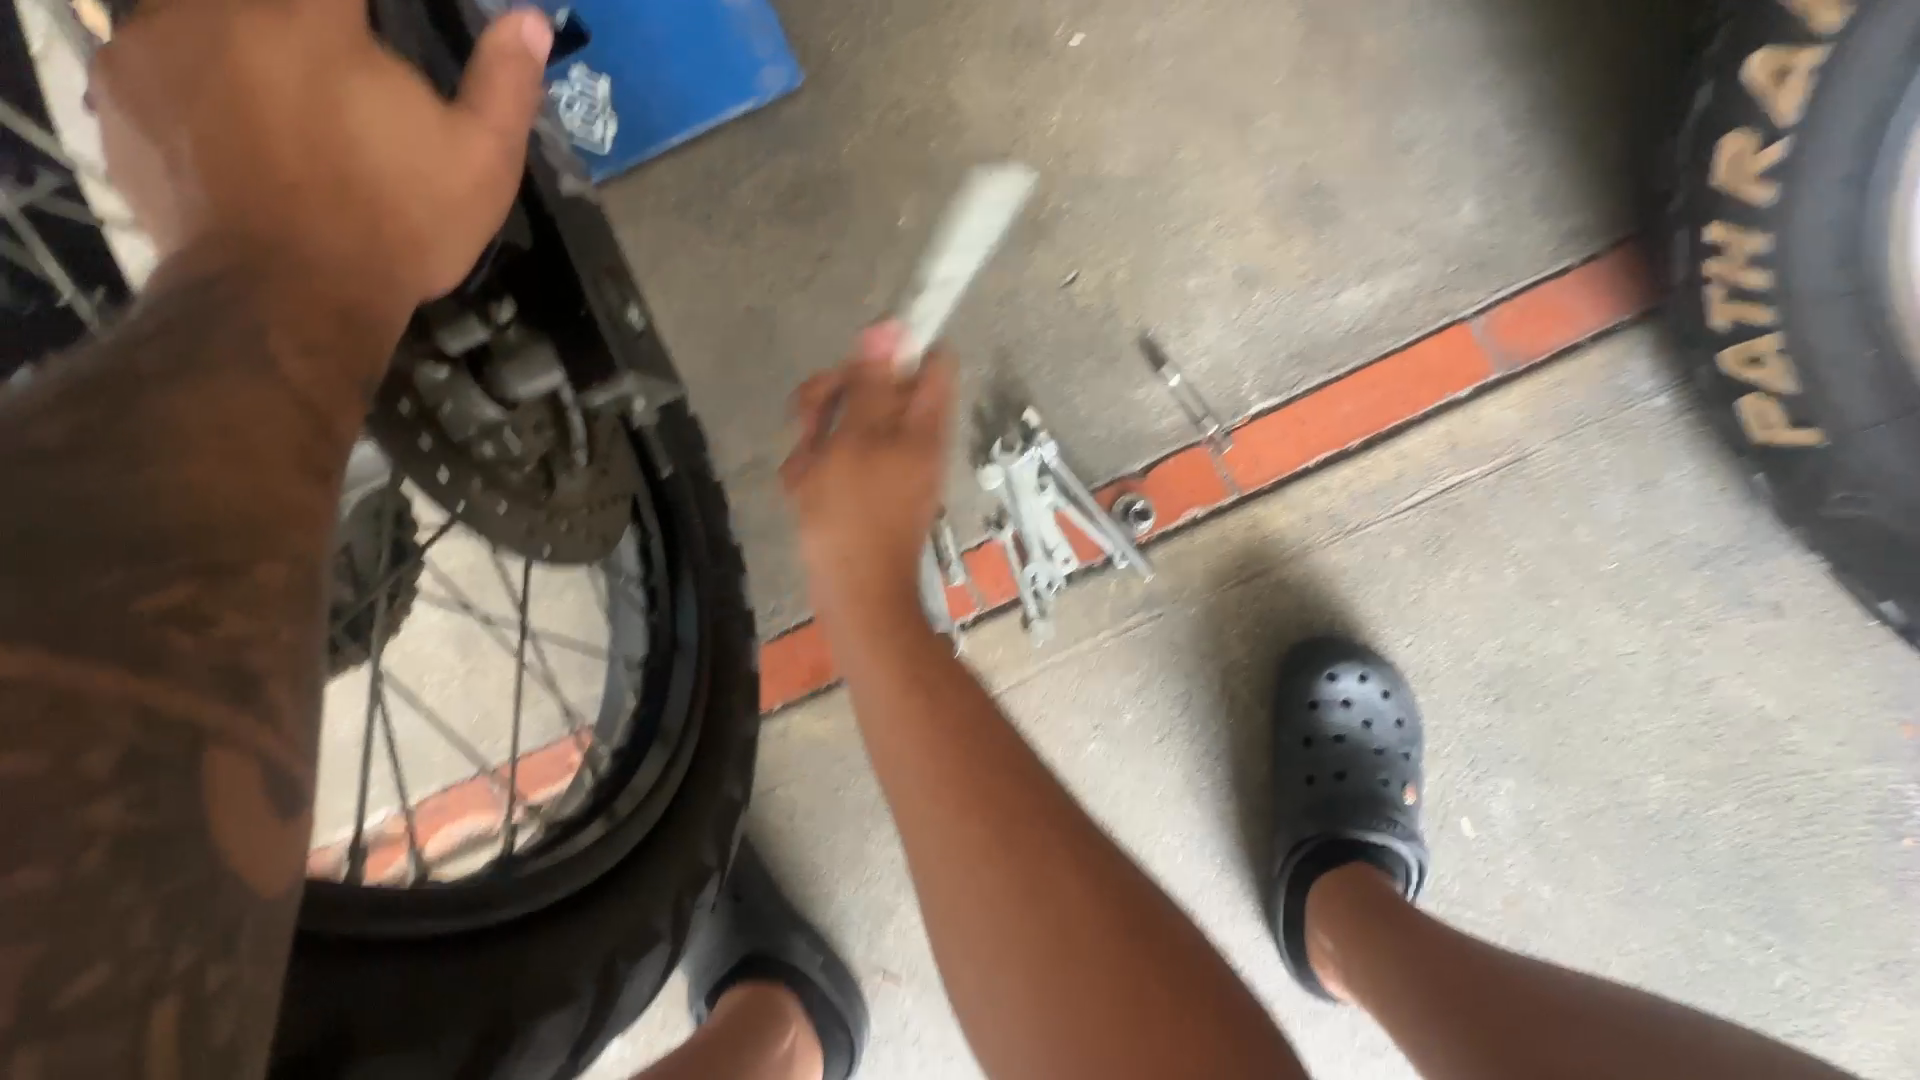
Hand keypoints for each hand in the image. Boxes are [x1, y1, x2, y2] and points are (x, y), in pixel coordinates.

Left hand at [88, 0, 552, 318]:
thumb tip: (530, 20)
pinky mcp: (119, 87)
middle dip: (306, 32)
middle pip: (270, 1)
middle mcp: (222, 7)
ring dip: (242, 43)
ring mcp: (157, 42)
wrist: (292, 296)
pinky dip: (191, 77)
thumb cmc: (400, 226)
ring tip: (282, 107)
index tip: (376, 40)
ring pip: (203, 13)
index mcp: (317, 18)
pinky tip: (229, 131)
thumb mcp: (482, 164)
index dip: (359, 16)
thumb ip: (504, 83)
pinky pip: (152, 52)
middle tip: (340, 95)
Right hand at [782, 323, 954, 621]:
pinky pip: (837, 462)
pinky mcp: (865, 492)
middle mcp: (911, 439)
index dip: (890, 352)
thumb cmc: (854, 518)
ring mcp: (888, 467)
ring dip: (816, 442)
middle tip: (811, 423)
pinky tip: (805, 494)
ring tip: (807, 475)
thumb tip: (893, 326)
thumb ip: (872, 385)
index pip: (926, 360)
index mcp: (922, 423)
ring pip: (846, 425)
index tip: (852, 366)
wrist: (854, 595)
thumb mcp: (856, 441)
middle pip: (874, 387)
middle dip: (833, 400)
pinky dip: (817, 472)